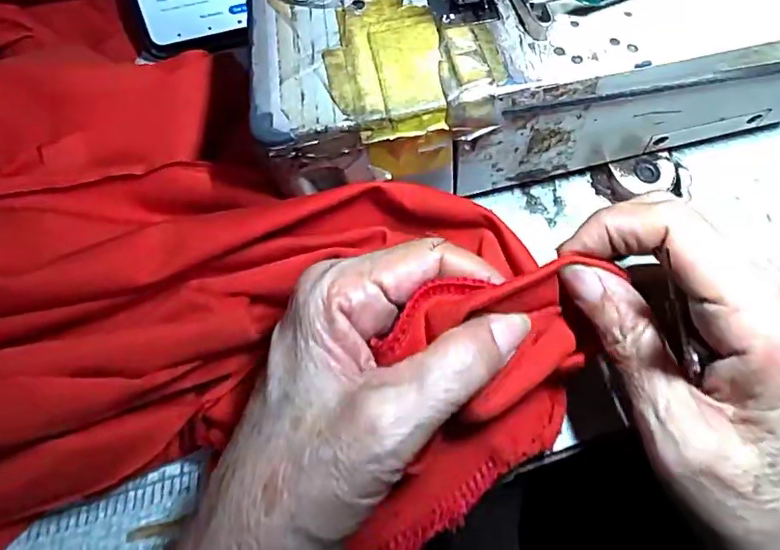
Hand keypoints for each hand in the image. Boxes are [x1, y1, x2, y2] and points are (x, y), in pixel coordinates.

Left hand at [184, 238, 531, 548]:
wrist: (257, 530)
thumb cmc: (301, 475)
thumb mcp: (391, 418)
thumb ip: (458, 365)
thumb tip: (513, 323)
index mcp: (336, 288)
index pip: (428, 257)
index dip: (481, 280)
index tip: (521, 312)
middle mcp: (338, 293)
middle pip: (428, 282)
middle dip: (472, 316)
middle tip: (510, 352)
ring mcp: (343, 323)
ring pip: (424, 313)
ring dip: (458, 343)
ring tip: (485, 376)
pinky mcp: (352, 353)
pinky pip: (410, 340)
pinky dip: (439, 362)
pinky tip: (453, 388)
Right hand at [558, 199, 779, 549]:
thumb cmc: (756, 506)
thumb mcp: (675, 432)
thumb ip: (627, 344)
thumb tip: (578, 274)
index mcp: (767, 322)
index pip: (676, 225)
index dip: (611, 227)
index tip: (570, 261)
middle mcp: (776, 293)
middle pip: (676, 220)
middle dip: (613, 239)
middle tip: (574, 279)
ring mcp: (768, 293)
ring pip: (677, 236)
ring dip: (626, 258)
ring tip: (597, 305)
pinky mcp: (753, 302)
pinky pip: (686, 262)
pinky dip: (644, 277)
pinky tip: (630, 318)